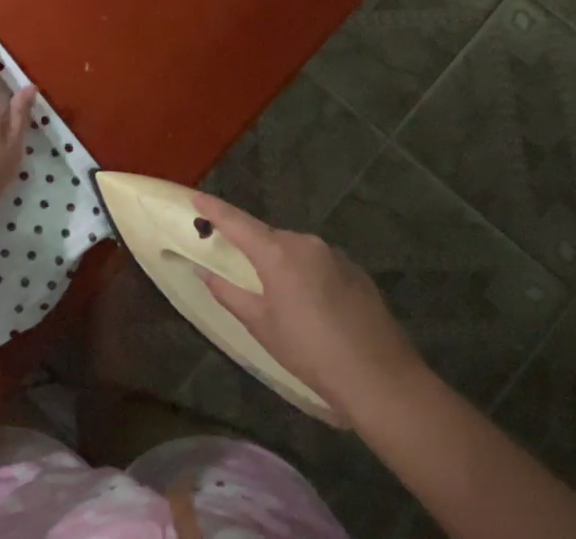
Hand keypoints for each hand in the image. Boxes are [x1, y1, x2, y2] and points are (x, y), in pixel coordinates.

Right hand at [189, 191, 427, 424]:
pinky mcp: (356, 271)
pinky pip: (319, 263)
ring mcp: (335, 255)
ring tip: (278, 295)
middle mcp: (306, 244)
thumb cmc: (309, 351)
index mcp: (277, 253)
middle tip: (238, 268)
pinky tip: (312, 305)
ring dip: (281, 262)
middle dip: (251, 247)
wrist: (380, 378)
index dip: (214, 209)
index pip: (236, 222)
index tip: (196, 196)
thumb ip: (228, 293)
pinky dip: (306, 273)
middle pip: (268, 237)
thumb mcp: (260, 325)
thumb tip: (204, 272)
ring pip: (295, 250)